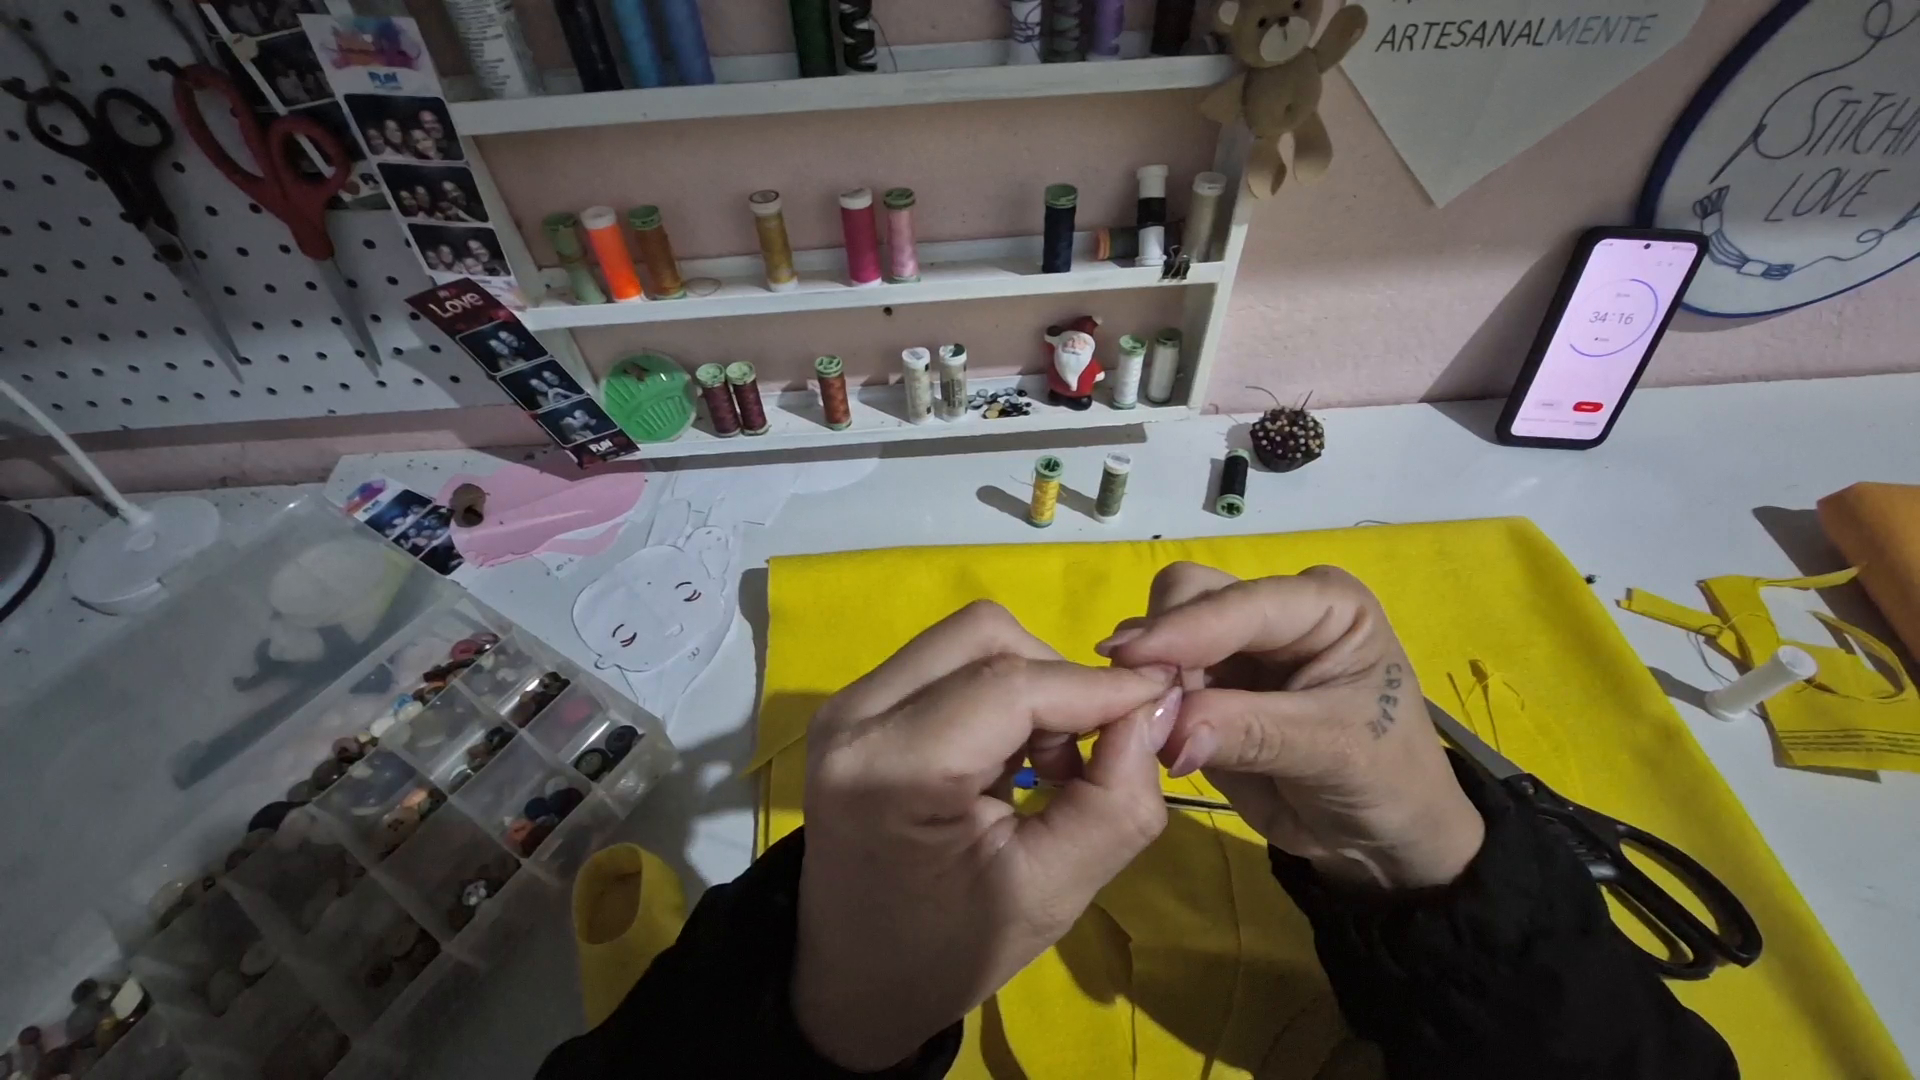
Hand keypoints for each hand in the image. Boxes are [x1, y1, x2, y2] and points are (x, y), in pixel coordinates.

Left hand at [794, 601, 1181, 1069]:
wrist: (851, 972)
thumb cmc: (946, 949)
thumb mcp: (1049, 895)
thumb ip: (1115, 802)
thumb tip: (1153, 707)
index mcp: (890, 771)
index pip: (1009, 686)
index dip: (1095, 687)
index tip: (1160, 701)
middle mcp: (855, 715)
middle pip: (984, 635)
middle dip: (1056, 679)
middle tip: (1077, 755)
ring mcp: (849, 701)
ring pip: (969, 637)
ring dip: (1029, 681)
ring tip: (1043, 759)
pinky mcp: (859, 701)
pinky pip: (949, 657)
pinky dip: (1000, 687)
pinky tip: (1008, 750)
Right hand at [1098, 563, 1484, 890]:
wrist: (1379, 839)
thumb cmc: (1385, 782)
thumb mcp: (1332, 754)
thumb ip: (1251, 734)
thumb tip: (1170, 730)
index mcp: (1322, 605)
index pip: (1241, 602)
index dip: (1184, 628)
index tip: (1126, 657)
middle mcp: (1271, 610)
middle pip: (1187, 595)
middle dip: (1161, 644)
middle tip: (1142, 702)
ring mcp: (1232, 644)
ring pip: (1160, 629)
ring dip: (1145, 673)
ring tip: (1149, 723)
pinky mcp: (1202, 680)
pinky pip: (1152, 673)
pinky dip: (1141, 696)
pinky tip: (1146, 728)